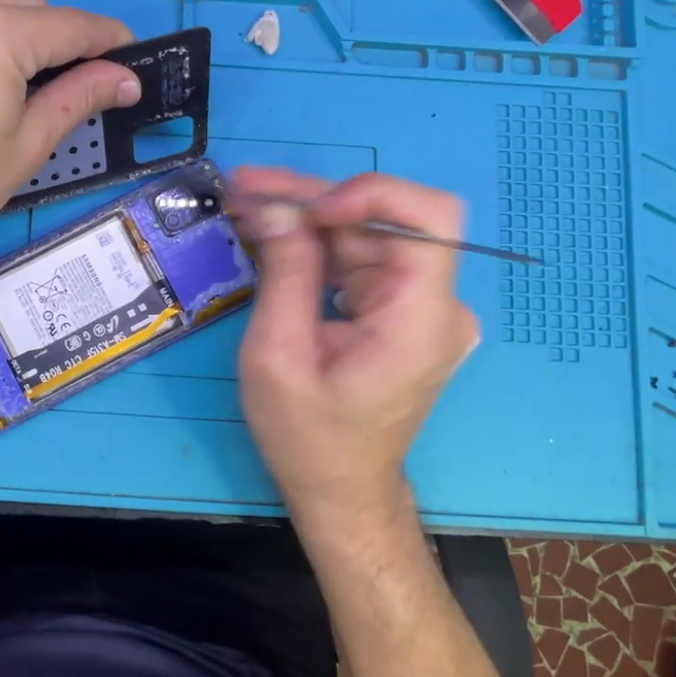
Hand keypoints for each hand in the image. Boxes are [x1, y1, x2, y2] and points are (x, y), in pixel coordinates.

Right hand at [232, 169, 479, 516]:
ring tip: (242, 204)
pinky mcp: (396, 310)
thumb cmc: (306, 436)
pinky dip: (312, 243)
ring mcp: (417, 306)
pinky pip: (357, 258)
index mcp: (420, 319)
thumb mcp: (278, 354)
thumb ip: (284, 273)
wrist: (338, 489)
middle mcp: (433, 304)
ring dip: (302, 216)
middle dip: (310, 198)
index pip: (430, 217)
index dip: (368, 194)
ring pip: (363, 233)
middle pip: (381, 220)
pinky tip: (267, 232)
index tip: (306, 212)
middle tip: (243, 187)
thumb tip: (275, 206)